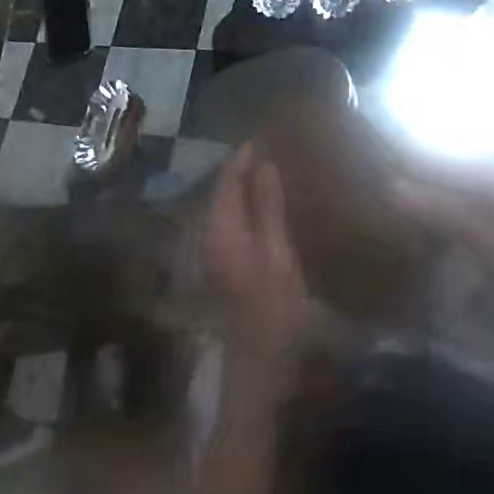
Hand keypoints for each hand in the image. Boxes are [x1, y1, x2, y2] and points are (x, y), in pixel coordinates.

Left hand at [205, 146, 309, 361]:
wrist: (262, 359)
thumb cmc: (273, 306)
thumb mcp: (276, 252)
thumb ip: (267, 207)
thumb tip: (263, 163)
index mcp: (221, 228)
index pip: (227, 179)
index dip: (245, 155)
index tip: (269, 134)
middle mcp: (212, 234)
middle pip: (225, 190)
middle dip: (247, 167)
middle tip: (279, 147)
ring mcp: (219, 250)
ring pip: (232, 205)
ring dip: (251, 186)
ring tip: (281, 168)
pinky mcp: (231, 262)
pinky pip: (239, 221)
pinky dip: (254, 206)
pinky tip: (276, 204)